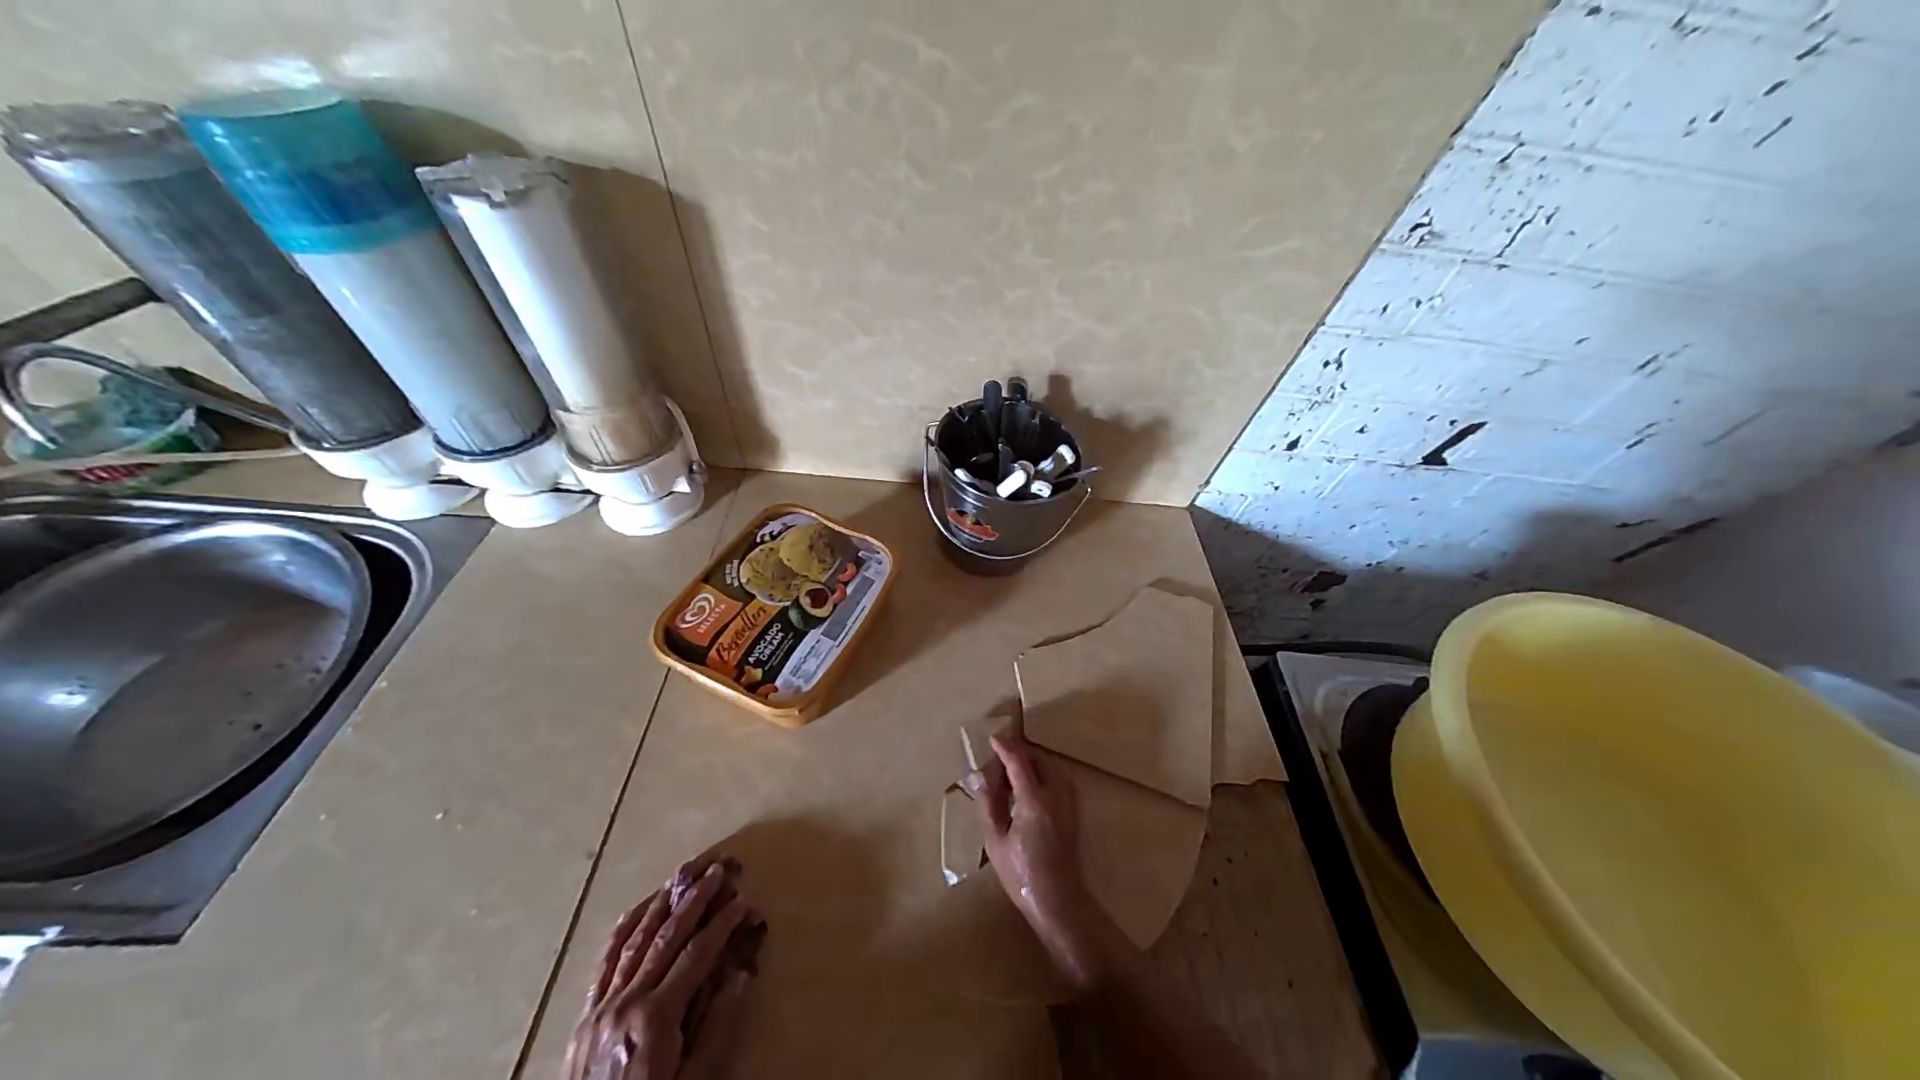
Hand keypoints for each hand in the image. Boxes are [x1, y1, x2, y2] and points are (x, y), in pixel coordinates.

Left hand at [562, 858, 763, 1079]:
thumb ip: (718, 1030)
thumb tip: (740, 975)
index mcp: (656, 1019)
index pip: (697, 955)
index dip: (723, 925)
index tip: (743, 901)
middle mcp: (626, 1003)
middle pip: (666, 937)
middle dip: (694, 900)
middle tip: (716, 870)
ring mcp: (601, 1008)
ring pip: (634, 941)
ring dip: (661, 904)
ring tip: (680, 877)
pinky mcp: (585, 1018)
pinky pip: (605, 962)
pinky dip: (623, 931)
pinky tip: (636, 912)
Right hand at [966, 730, 1127, 988]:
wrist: (1058, 901)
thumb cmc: (1021, 874)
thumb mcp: (995, 840)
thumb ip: (989, 803)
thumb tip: (979, 777)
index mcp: (1035, 800)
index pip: (1019, 761)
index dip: (1005, 747)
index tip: (993, 739)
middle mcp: (1056, 795)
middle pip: (1039, 759)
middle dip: (1019, 753)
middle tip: (998, 760)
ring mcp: (1069, 803)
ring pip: (1051, 768)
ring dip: (1032, 763)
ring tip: (1010, 774)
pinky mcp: (1073, 812)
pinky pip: (1058, 780)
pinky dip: (1043, 774)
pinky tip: (1028, 789)